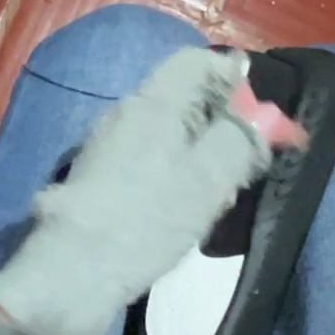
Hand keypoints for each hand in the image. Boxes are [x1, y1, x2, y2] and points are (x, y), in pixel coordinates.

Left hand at [0, 48, 303, 334]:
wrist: (75, 273)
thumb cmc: (148, 221)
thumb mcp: (209, 179)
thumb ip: (240, 139)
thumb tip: (260, 116)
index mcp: (152, 103)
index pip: (197, 62)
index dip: (234, 80)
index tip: (258, 121)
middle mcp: (124, 113)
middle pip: (183, 98)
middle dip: (220, 125)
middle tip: (242, 166)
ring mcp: (105, 146)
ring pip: (165, 133)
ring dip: (197, 155)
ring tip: (214, 197)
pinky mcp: (96, 179)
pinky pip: (145, 160)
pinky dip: (170, 175)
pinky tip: (177, 213)